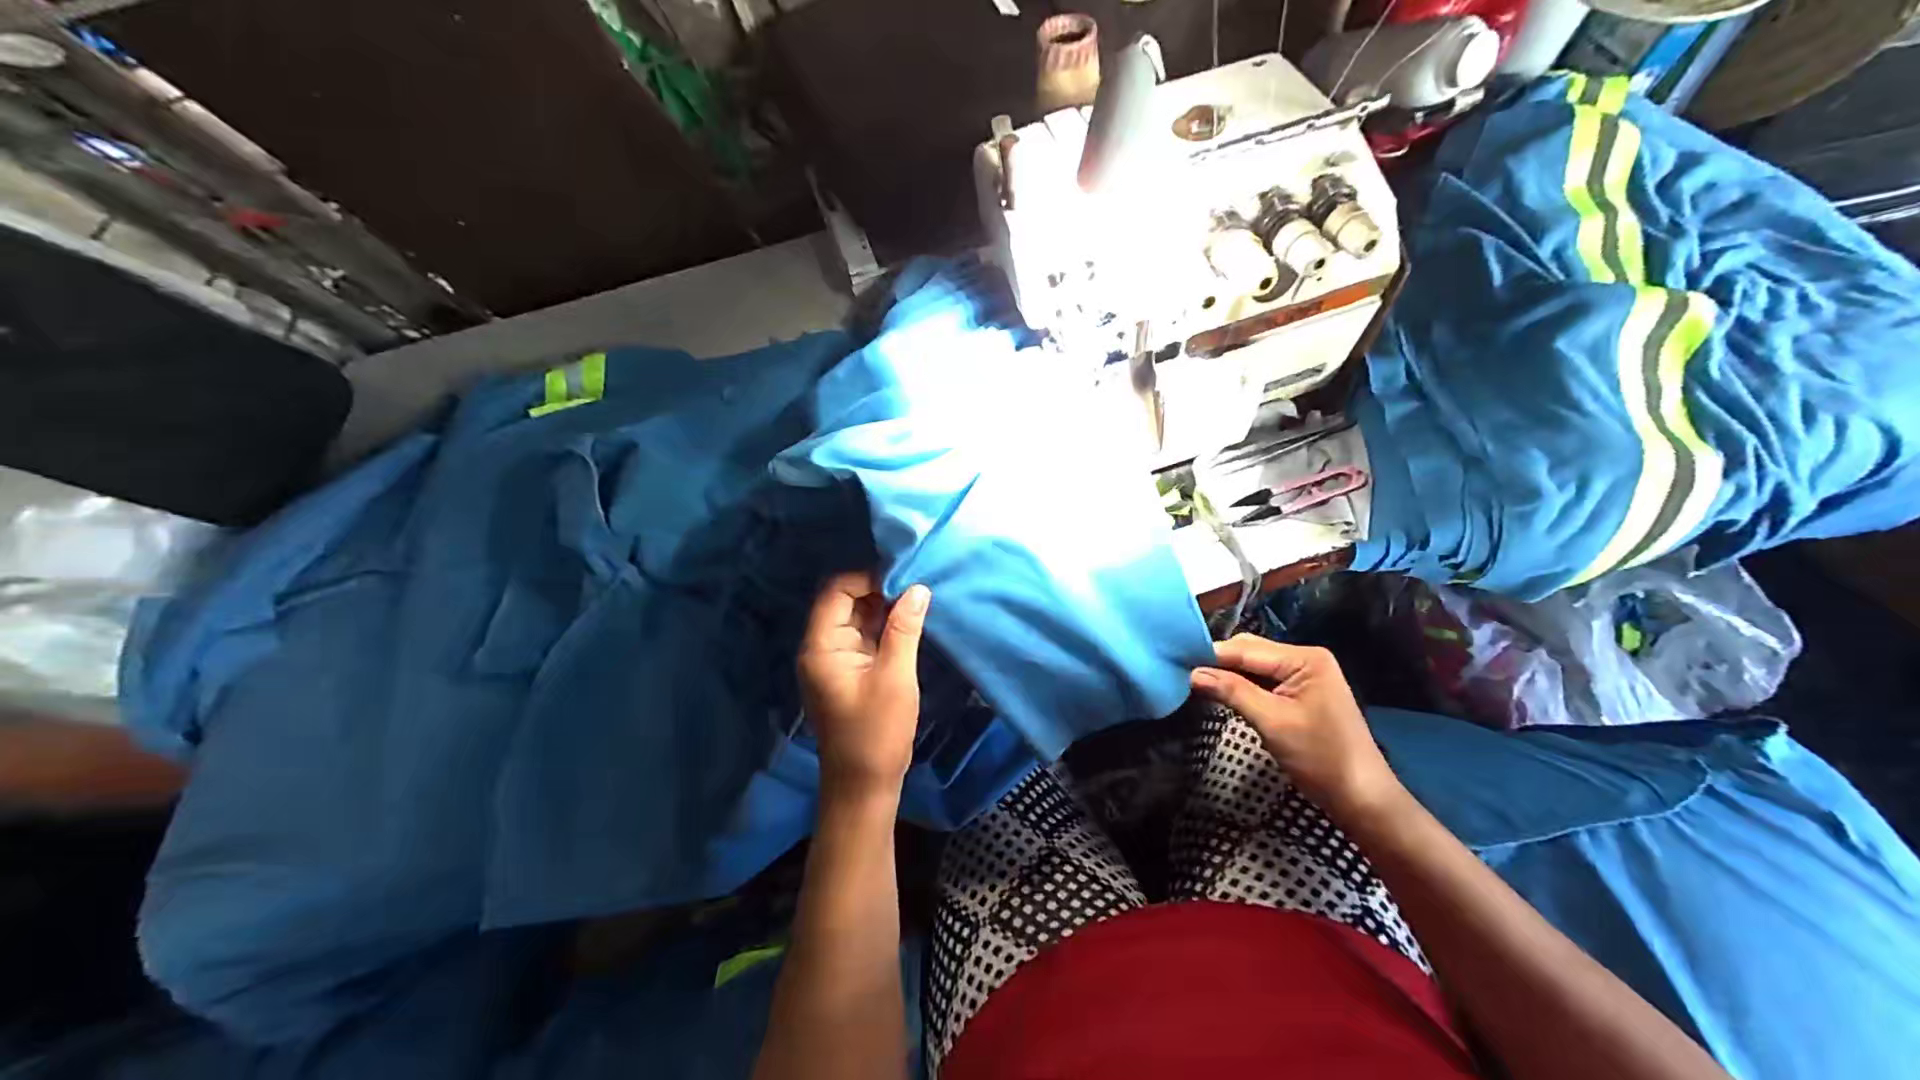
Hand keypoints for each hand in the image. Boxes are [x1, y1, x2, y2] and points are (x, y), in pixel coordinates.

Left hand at [797, 571, 930, 799]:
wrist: (863, 787)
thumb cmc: (876, 733)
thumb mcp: (895, 677)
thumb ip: (905, 629)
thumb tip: (918, 588)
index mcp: (821, 647)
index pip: (836, 592)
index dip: (867, 578)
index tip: (904, 577)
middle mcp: (821, 648)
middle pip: (845, 602)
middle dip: (879, 591)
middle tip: (917, 586)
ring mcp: (835, 661)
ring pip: (857, 620)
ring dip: (885, 609)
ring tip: (919, 599)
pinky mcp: (849, 673)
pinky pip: (864, 638)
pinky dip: (885, 628)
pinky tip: (911, 623)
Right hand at [1190, 634, 1407, 824]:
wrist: (1362, 798)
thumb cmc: (1320, 758)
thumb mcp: (1272, 722)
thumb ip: (1232, 692)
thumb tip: (1192, 674)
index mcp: (1306, 659)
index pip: (1247, 649)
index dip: (1212, 655)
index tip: (1176, 661)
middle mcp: (1306, 659)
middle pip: (1250, 652)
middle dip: (1219, 662)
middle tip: (1183, 674)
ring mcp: (1305, 676)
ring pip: (1254, 666)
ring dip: (1228, 675)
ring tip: (1195, 682)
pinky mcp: (1300, 694)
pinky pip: (1263, 681)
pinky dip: (1242, 686)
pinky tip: (1221, 693)